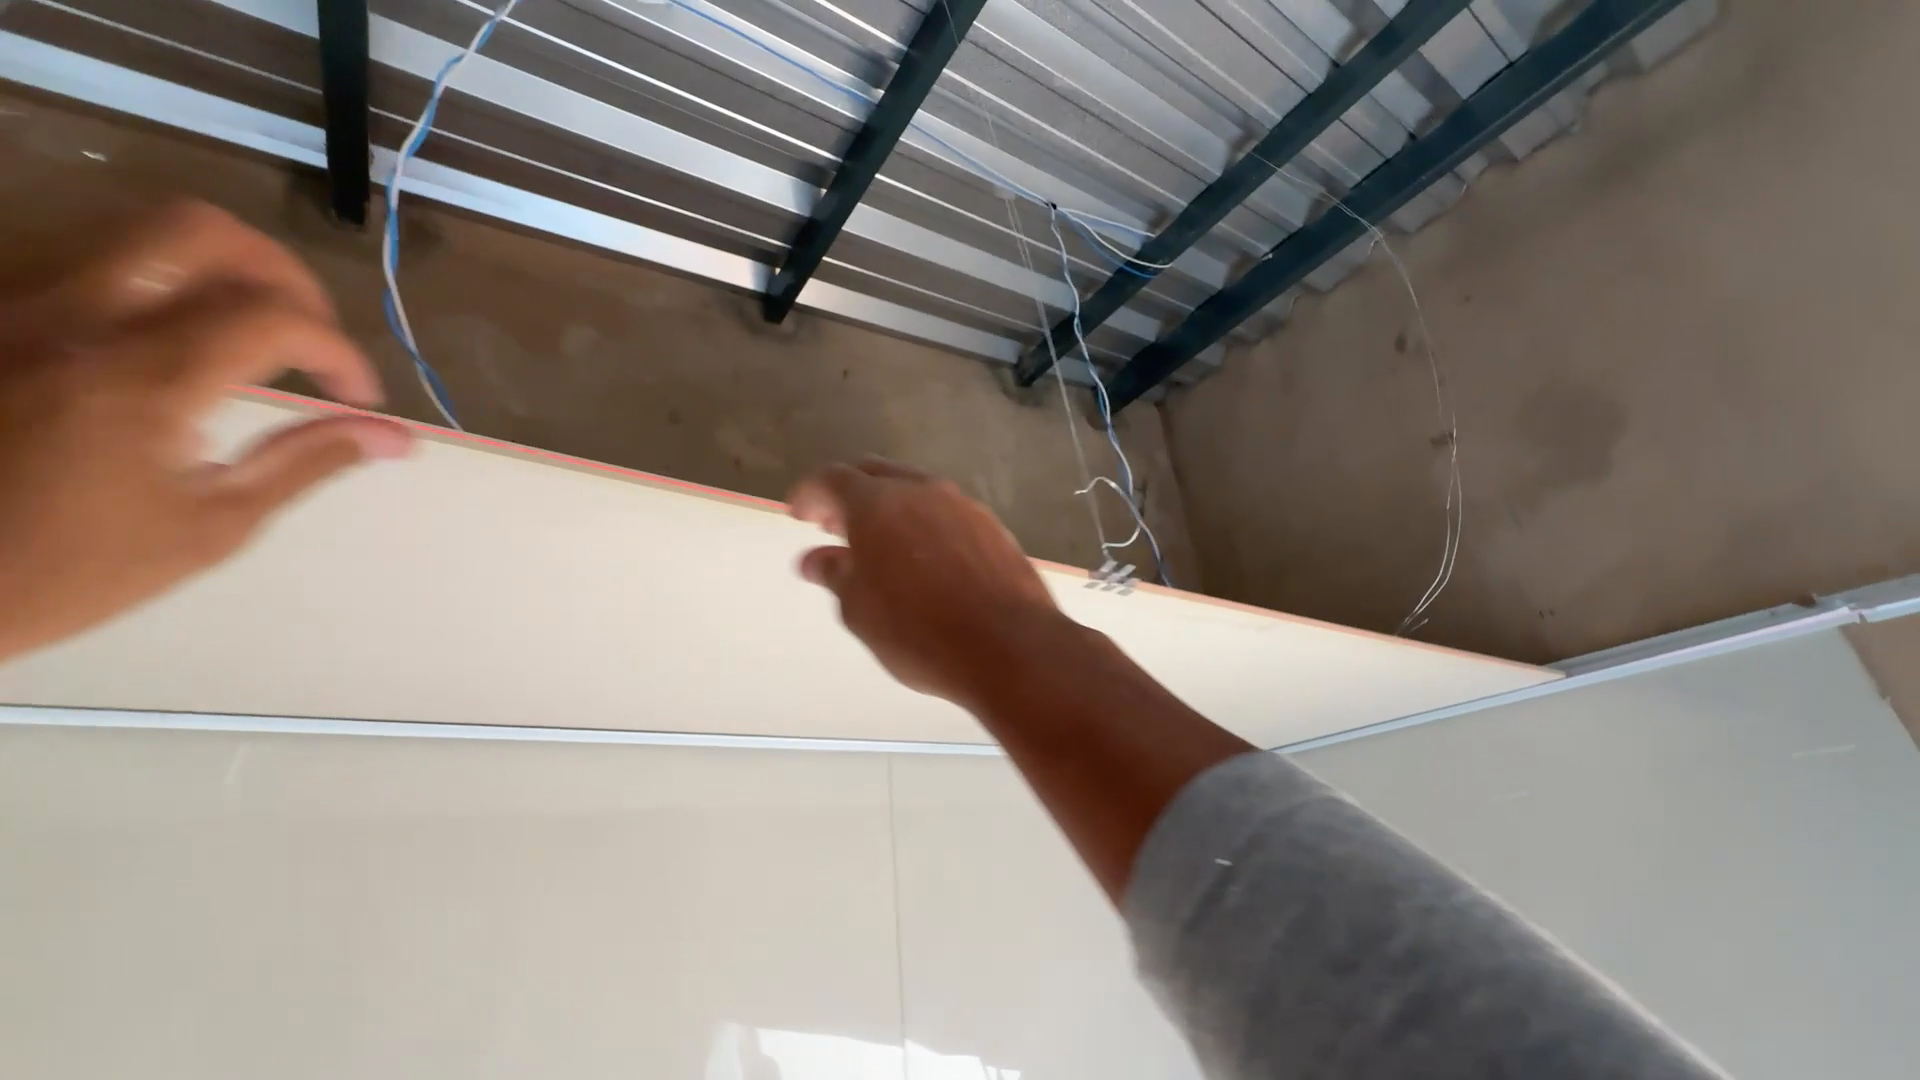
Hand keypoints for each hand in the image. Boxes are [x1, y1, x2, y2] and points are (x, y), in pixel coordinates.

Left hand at [0, 201, 410, 660]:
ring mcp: (16, 304)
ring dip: (220, 270)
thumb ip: (306, 461)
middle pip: (204, 234)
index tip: (359, 400)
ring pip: (136, 229)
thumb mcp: (210, 526)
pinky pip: (81, 252)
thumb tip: (394, 437)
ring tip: (249, 329)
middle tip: (308, 337)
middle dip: (285, 279)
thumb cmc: (66, 569)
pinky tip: (172, 328)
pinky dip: (154, 275)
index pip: (276, 319)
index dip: (341, 353)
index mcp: (139, 381)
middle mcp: (72, 318)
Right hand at [787, 459, 1072, 707]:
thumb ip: (836, 575)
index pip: (832, 479)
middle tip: (833, 525)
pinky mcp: (993, 527)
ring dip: (889, 509)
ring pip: (915, 491)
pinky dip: (923, 525)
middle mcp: (921, 491)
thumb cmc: (919, 633)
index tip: (798, 514)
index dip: (810, 494)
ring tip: (877, 544)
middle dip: (848, 494)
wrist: (1010, 647)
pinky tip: (922, 558)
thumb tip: (815, 559)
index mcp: (878, 503)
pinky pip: (946, 514)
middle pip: (875, 474)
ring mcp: (963, 506)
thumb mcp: (860, 611)